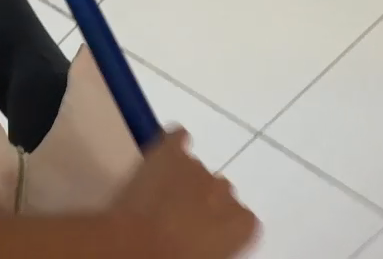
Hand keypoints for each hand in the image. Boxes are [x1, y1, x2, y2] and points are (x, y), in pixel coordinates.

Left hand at [110, 129, 258, 257]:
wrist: (137, 246)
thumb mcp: (212, 256)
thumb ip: (221, 242)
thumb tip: (213, 238)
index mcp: (241, 225)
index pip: (244, 218)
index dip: (226, 223)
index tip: (211, 230)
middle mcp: (223, 191)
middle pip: (222, 189)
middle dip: (206, 199)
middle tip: (185, 214)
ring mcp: (196, 166)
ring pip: (198, 167)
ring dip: (187, 177)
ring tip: (167, 192)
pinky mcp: (169, 150)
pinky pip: (177, 135)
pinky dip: (175, 140)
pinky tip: (170, 145)